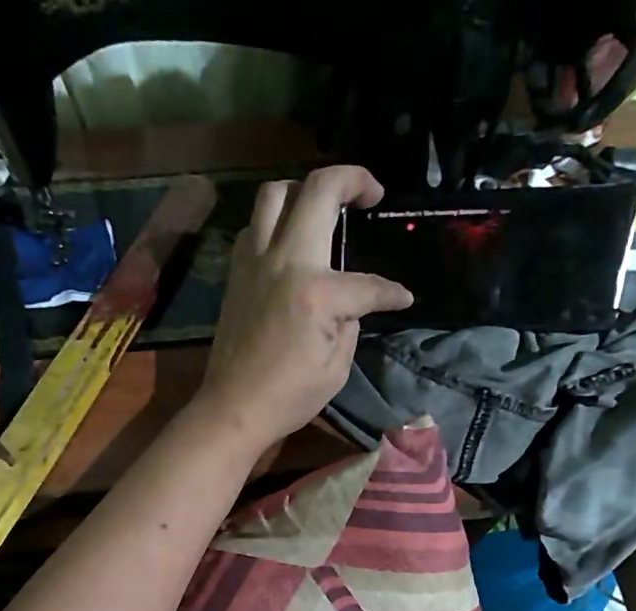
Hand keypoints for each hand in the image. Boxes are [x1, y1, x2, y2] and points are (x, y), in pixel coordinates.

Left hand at [189, 165, 413, 449]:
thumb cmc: (289, 396)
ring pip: (274, 193)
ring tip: (323, 207)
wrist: (233, 407)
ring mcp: (254, 261)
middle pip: (317, 189)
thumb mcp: (336, 366)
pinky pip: (254, 226)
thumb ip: (350, 321)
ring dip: (303, 190)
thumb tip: (351, 303)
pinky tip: (289, 242)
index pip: (368, 283)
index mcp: (316, 291)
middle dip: (352, 178)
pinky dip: (274, 222)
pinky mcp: (236, 271)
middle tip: (371, 192)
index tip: (402, 299)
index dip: (391, 293)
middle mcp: (284, 261)